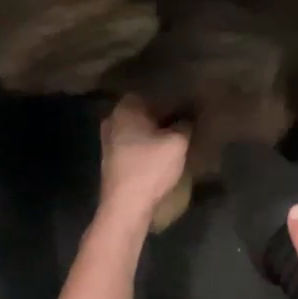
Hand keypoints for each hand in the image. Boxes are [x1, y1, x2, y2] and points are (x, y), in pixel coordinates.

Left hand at [97, 98, 188, 220]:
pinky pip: (134, 143)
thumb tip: (187, 118)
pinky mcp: (113, 159)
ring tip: (177, 133)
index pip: (150, 92)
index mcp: (125, 109)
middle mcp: (113, 120)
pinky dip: (147, 143)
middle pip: (143, 110)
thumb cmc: (150, 168)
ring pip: (138, 128)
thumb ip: (184, 124)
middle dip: (163, 113)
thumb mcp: (177, 143)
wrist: (126, 207)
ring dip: (155, 130)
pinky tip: (163, 149)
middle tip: (185, 116)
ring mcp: (109, 141)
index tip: (187, 100)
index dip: (170, 96)